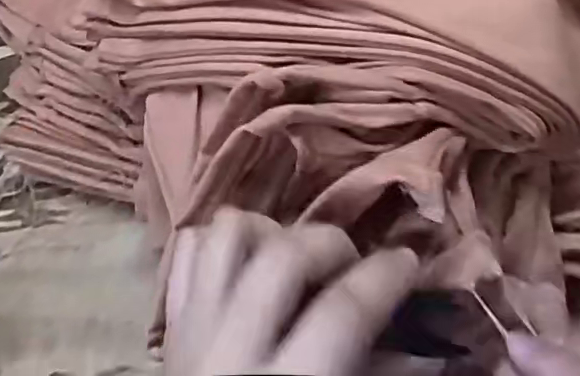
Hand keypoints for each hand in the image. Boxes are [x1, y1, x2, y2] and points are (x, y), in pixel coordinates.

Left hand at [164, 208, 421, 375]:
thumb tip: (408, 343)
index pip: (341, 314)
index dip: (382, 278)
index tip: (407, 259)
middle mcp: (232, 349)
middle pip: (281, 258)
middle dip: (327, 243)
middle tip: (352, 258)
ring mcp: (194, 329)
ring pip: (224, 236)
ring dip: (266, 229)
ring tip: (294, 250)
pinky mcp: (171, 323)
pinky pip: (189, 251)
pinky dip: (217, 242)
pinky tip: (245, 259)